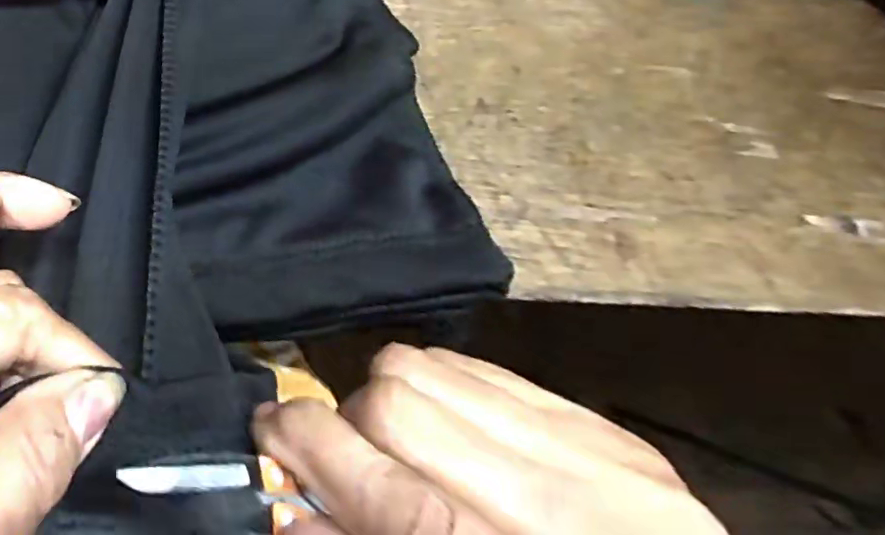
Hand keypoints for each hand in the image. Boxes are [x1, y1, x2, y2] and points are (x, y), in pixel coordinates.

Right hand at [253, 344, 725, 534]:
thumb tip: (290, 505)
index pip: (388, 491)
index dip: (309, 451)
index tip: (269, 434)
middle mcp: (573, 518)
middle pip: (397, 400)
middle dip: (352, 425)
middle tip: (350, 461)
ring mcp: (605, 464)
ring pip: (430, 367)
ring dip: (393, 401)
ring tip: (410, 451)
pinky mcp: (616, 436)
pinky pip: (482, 370)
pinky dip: (443, 392)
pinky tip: (459, 438)